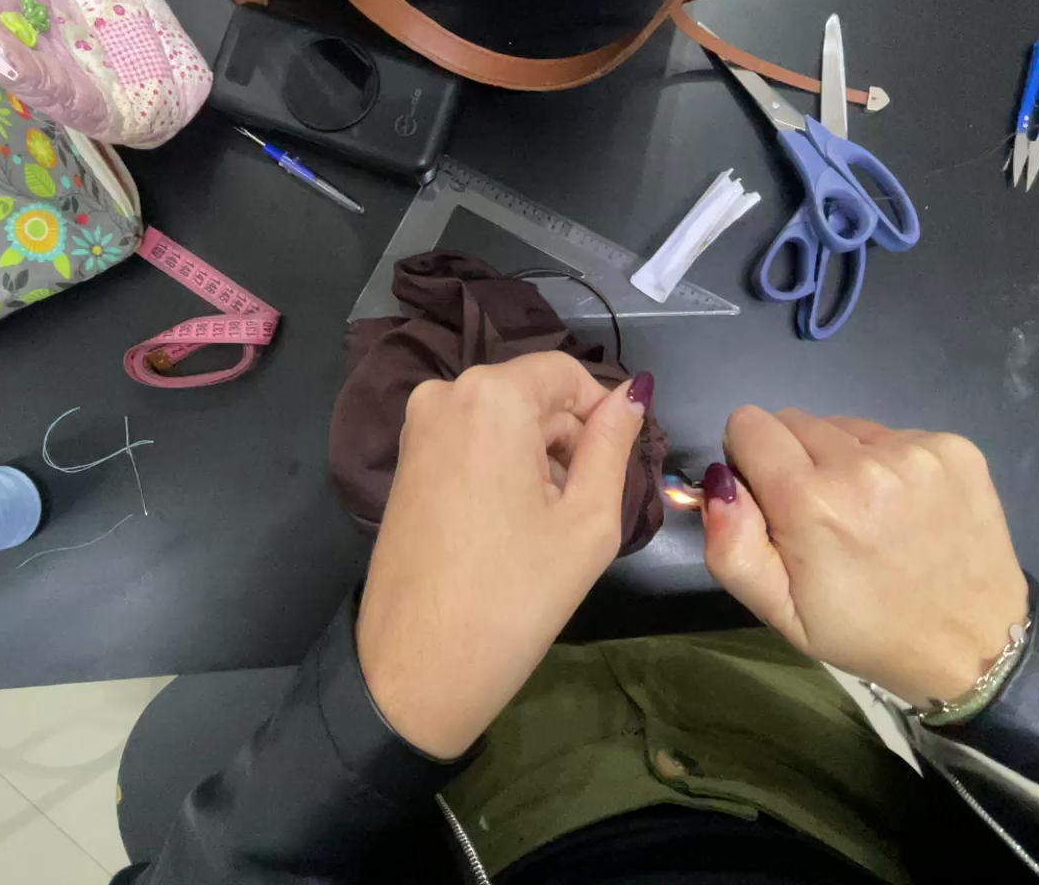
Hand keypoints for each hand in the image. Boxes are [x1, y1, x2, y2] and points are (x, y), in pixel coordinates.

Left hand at [356, 353, 651, 757]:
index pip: (565, 373)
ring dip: (536, 457)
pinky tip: (509, 522)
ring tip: (544, 524)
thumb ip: (614, 443)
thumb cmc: (516, 593)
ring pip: (502, 419)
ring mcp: (416, 426)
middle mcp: (443, 393)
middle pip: (532, 395)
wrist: (417, 667)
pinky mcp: (405, 459)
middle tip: (579, 509)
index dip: (601, 412)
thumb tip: (633, 394)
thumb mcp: (588, 518)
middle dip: (566, 441)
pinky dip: (500, 465)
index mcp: (489, 395)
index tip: (616, 465)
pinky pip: (470, 439)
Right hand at [700, 408, 1027, 707]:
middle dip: (790, 457)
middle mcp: (861, 463)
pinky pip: (887, 432)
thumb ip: (729, 544)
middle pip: (791, 419)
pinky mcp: (953, 448)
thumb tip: (720, 480)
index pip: (748, 423)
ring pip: (839, 425)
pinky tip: (900, 505)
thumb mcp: (775, 609)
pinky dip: (882, 460)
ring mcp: (914, 452)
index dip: (747, 457)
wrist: (976, 648)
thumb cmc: (860, 628)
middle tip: (817, 512)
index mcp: (809, 501)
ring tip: (863, 511)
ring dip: (837, 458)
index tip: (769, 497)